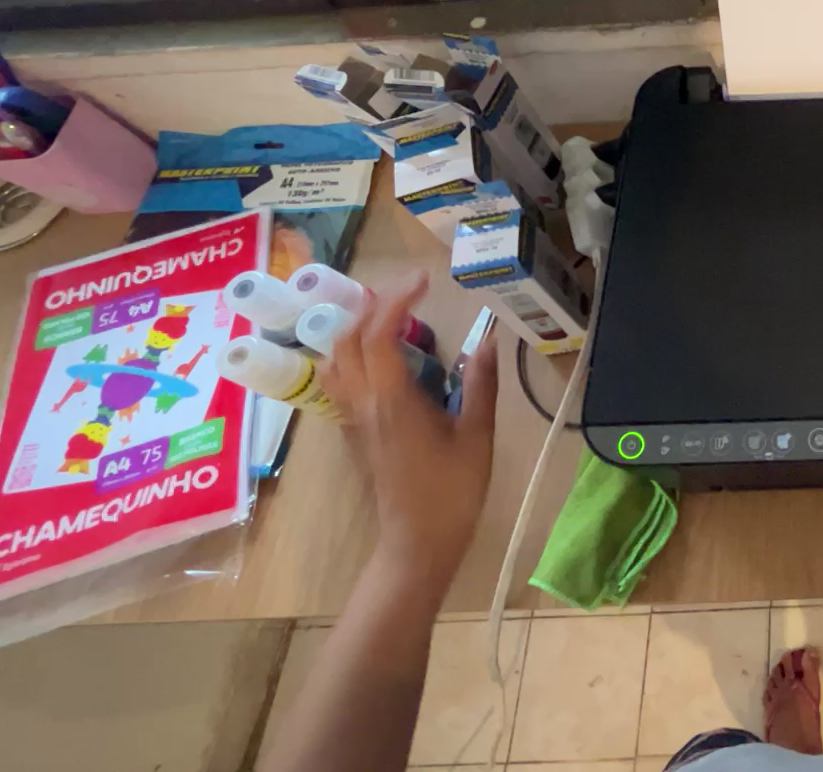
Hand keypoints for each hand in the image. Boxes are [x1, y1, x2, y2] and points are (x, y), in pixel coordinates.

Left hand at [319, 273, 497, 590]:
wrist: (418, 541)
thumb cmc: (453, 488)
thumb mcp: (477, 434)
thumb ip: (480, 385)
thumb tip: (487, 341)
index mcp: (392, 401)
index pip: (377, 337)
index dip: (395, 302)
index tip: (423, 282)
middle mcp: (362, 405)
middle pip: (344, 344)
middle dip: (368, 310)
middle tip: (404, 294)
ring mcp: (353, 421)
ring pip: (335, 364)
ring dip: (353, 333)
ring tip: (387, 318)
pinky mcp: (355, 434)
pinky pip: (341, 384)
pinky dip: (354, 357)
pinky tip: (384, 359)